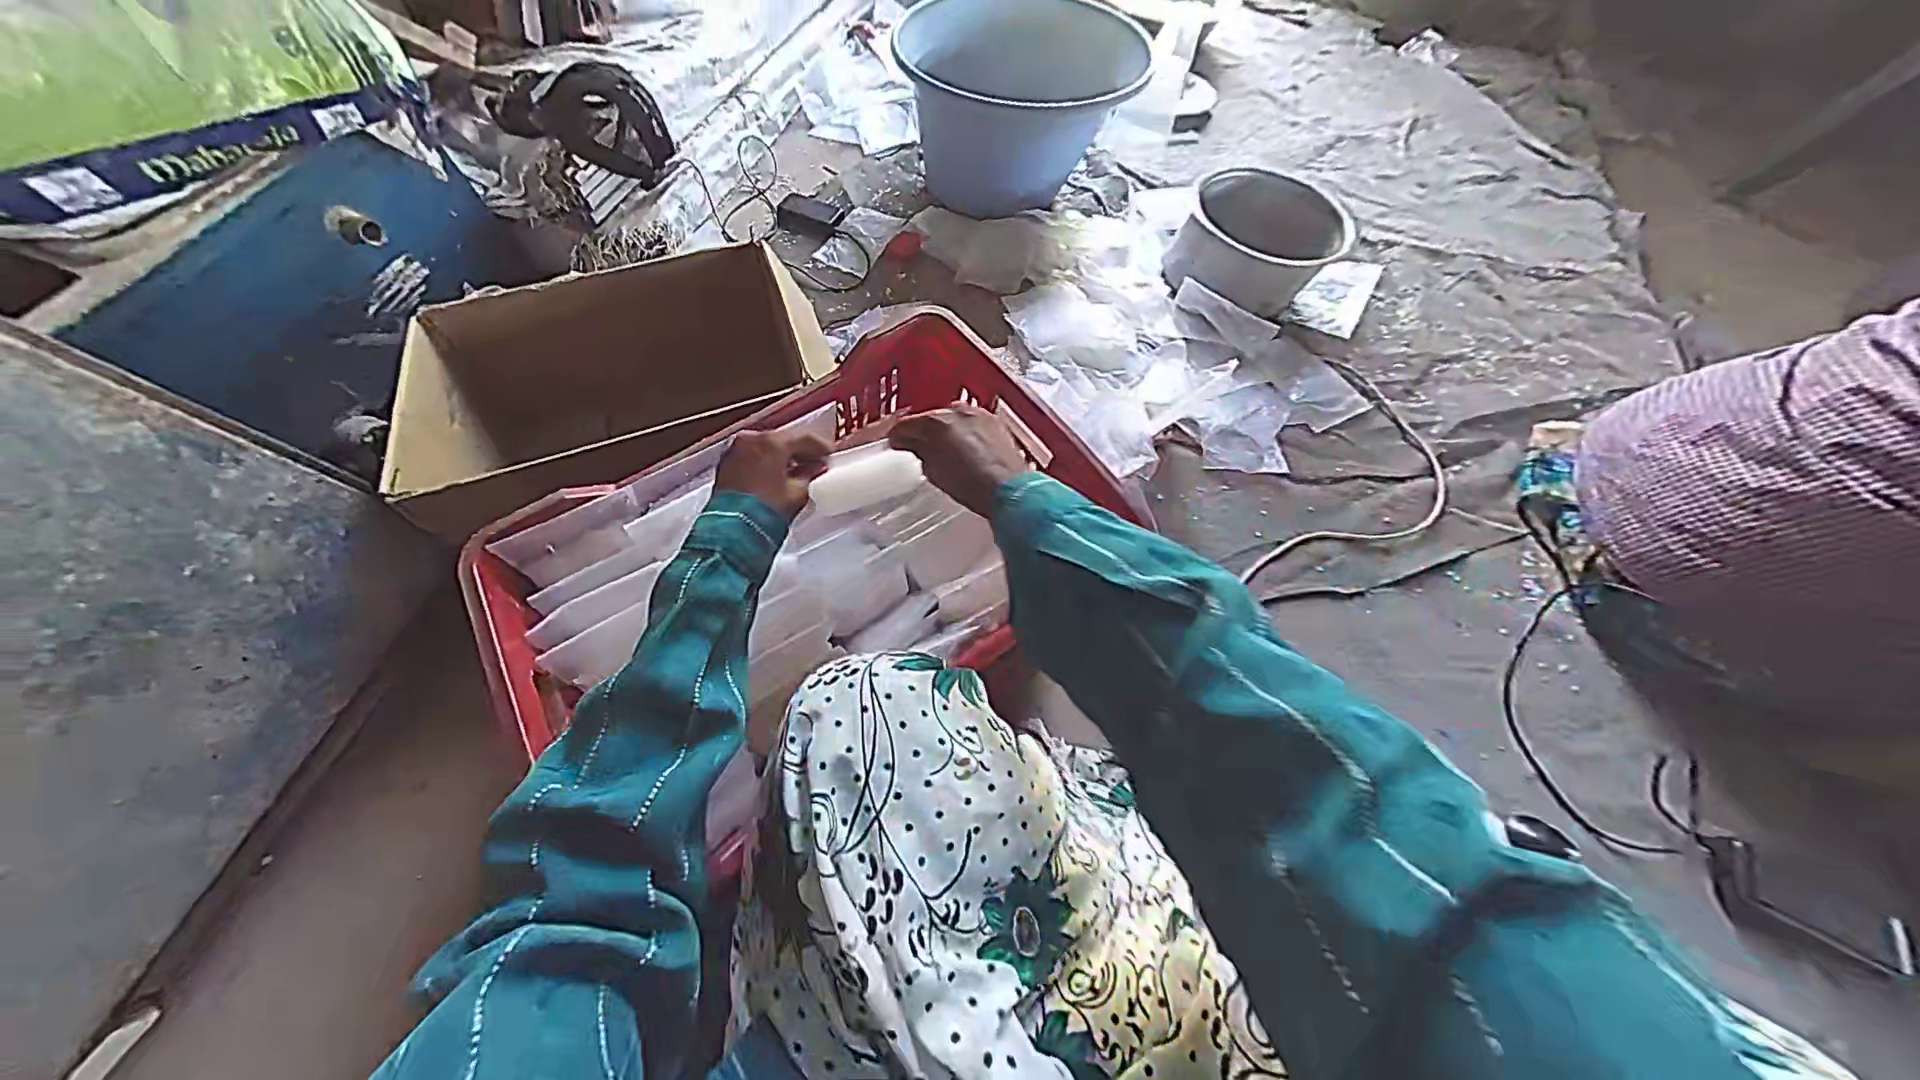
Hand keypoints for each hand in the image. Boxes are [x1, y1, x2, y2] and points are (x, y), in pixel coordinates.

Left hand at [714, 428, 830, 519]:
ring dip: (781, 457)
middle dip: (800, 452)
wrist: (733, 531)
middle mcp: (751, 441)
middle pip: (783, 440)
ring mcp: (736, 450)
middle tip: (815, 463)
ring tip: (795, 472)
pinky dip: (765, 462)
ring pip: (766, 446)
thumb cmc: (761, 512)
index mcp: (772, 443)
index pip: (805, 439)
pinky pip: (752, 455)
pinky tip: (775, 476)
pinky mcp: (726, 463)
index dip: (821, 448)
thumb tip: (814, 470)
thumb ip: (811, 475)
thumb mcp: (797, 493)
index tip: (828, 454)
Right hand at [888, 404, 1029, 517]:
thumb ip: (920, 453)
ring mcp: (978, 416)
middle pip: (931, 418)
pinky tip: (965, 448)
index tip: (896, 442)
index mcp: (935, 422)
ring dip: (945, 430)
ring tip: (943, 449)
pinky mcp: (995, 424)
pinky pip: (971, 424)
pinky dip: (963, 433)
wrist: (1010, 490)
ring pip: (953, 419)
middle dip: (922, 431)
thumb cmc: (972, 485)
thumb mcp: (935, 472)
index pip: (908, 424)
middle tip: (916, 446)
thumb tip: (914, 446)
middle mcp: (957, 412)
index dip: (898, 435)